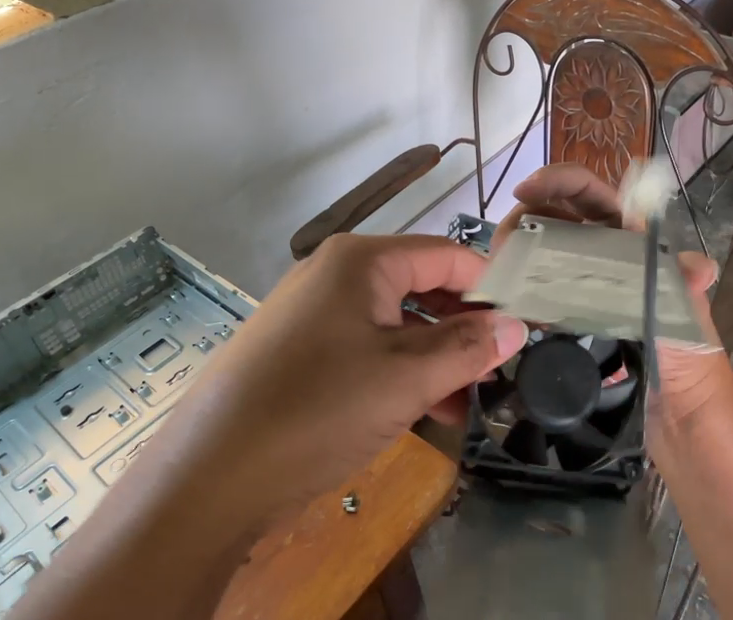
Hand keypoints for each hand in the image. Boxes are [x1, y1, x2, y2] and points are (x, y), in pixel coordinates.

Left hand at [187, 234, 528, 522]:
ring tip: (466, 402)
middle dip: (463, 329)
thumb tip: (516, 326)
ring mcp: (312, 313)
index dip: (490, 286)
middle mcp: (335, 274)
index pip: (447, 255)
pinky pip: (365, 349)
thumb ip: (467, 348)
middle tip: (499, 368)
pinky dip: (399, 373)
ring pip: (394, 324)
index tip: (525, 323)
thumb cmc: (317, 409)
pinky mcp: (298, 351)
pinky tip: (424, 412)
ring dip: (435, 359)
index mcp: (361, 261)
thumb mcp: (406, 379)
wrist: (207, 477)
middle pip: (420, 287)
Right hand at [495, 163, 732, 430]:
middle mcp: (610, 255)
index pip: (594, 194)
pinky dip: (524, 287)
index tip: (523, 192)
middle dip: (528, 215)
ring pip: (547, 249)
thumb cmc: (688, 359)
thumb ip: (682, 287)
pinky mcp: (577, 319)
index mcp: (636, 241)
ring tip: (501, 268)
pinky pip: (544, 291)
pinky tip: (510, 299)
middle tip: (504, 240)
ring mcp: (591, 286)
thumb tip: (699, 264)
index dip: (559, 182)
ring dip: (520, 248)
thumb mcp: (684, 317)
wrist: (682, 421)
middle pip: (561, 216)